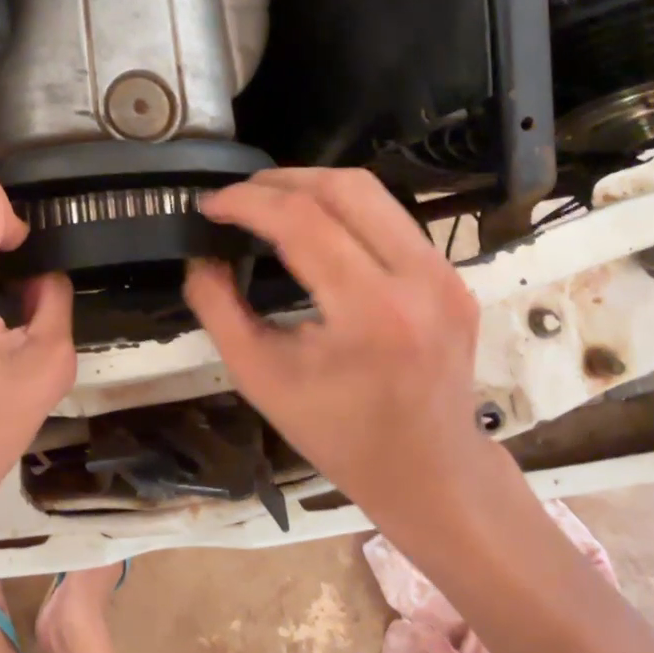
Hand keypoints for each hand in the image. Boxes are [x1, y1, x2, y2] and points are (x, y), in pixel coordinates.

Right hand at [183, 168, 487, 509]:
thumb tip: (200, 256)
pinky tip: (311, 228)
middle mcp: (419, 280)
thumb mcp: (258, 376)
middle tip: (236, 199)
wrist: (429, 471)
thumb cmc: (338, 434)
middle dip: (278, 181)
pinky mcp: (453, 274)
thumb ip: (217, 308)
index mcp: (372, 313)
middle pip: (343, 188)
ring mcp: (445, 273)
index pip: (303, 221)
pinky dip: (341, 209)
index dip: (247, 202)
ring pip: (371, 192)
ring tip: (267, 205)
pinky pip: (389, 217)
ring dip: (310, 188)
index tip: (210, 206)